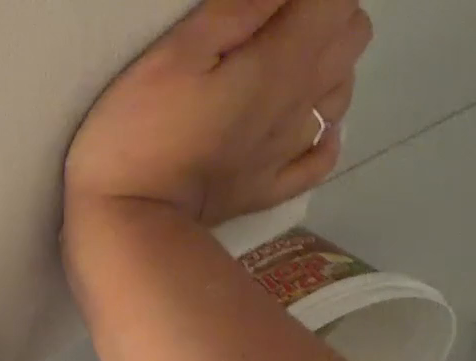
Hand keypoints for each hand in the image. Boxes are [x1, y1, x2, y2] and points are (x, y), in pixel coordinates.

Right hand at [66, 0, 371, 225]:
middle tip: (268, 32)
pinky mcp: (267, 188)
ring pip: (341, 91)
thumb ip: (234, 10)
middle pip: (351, 35)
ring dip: (322, 73)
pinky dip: (321, 138)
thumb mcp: (169, 57)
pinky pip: (321, 157)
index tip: (255, 11)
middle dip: (323, 20)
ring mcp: (289, 149)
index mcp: (284, 59)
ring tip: (276, 79)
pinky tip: (297, 132)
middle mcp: (303, 98)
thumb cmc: (136, 136)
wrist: (125, 223)